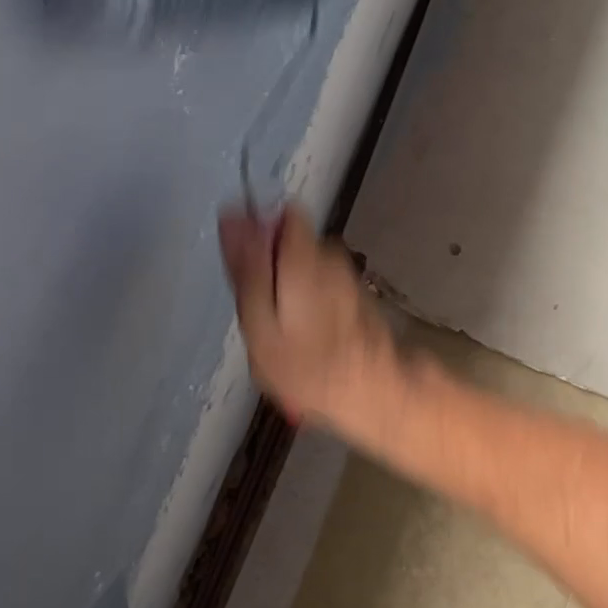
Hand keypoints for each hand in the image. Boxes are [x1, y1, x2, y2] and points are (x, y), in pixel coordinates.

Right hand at [217, 205, 396, 427]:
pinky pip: (320, 285)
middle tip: (265, 315)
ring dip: (289, 290)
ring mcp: (345, 273)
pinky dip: (310, 304)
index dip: (258, 235)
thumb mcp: (260, 324)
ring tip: (285, 332)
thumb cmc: (308, 366)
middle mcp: (328, 254)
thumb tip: (231, 218)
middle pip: (288, 243)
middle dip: (271, 270)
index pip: (279, 214)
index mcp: (301, 254)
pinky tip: (308, 337)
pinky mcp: (354, 292)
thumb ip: (247, 268)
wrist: (376, 393)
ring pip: (303, 266)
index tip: (249, 270)